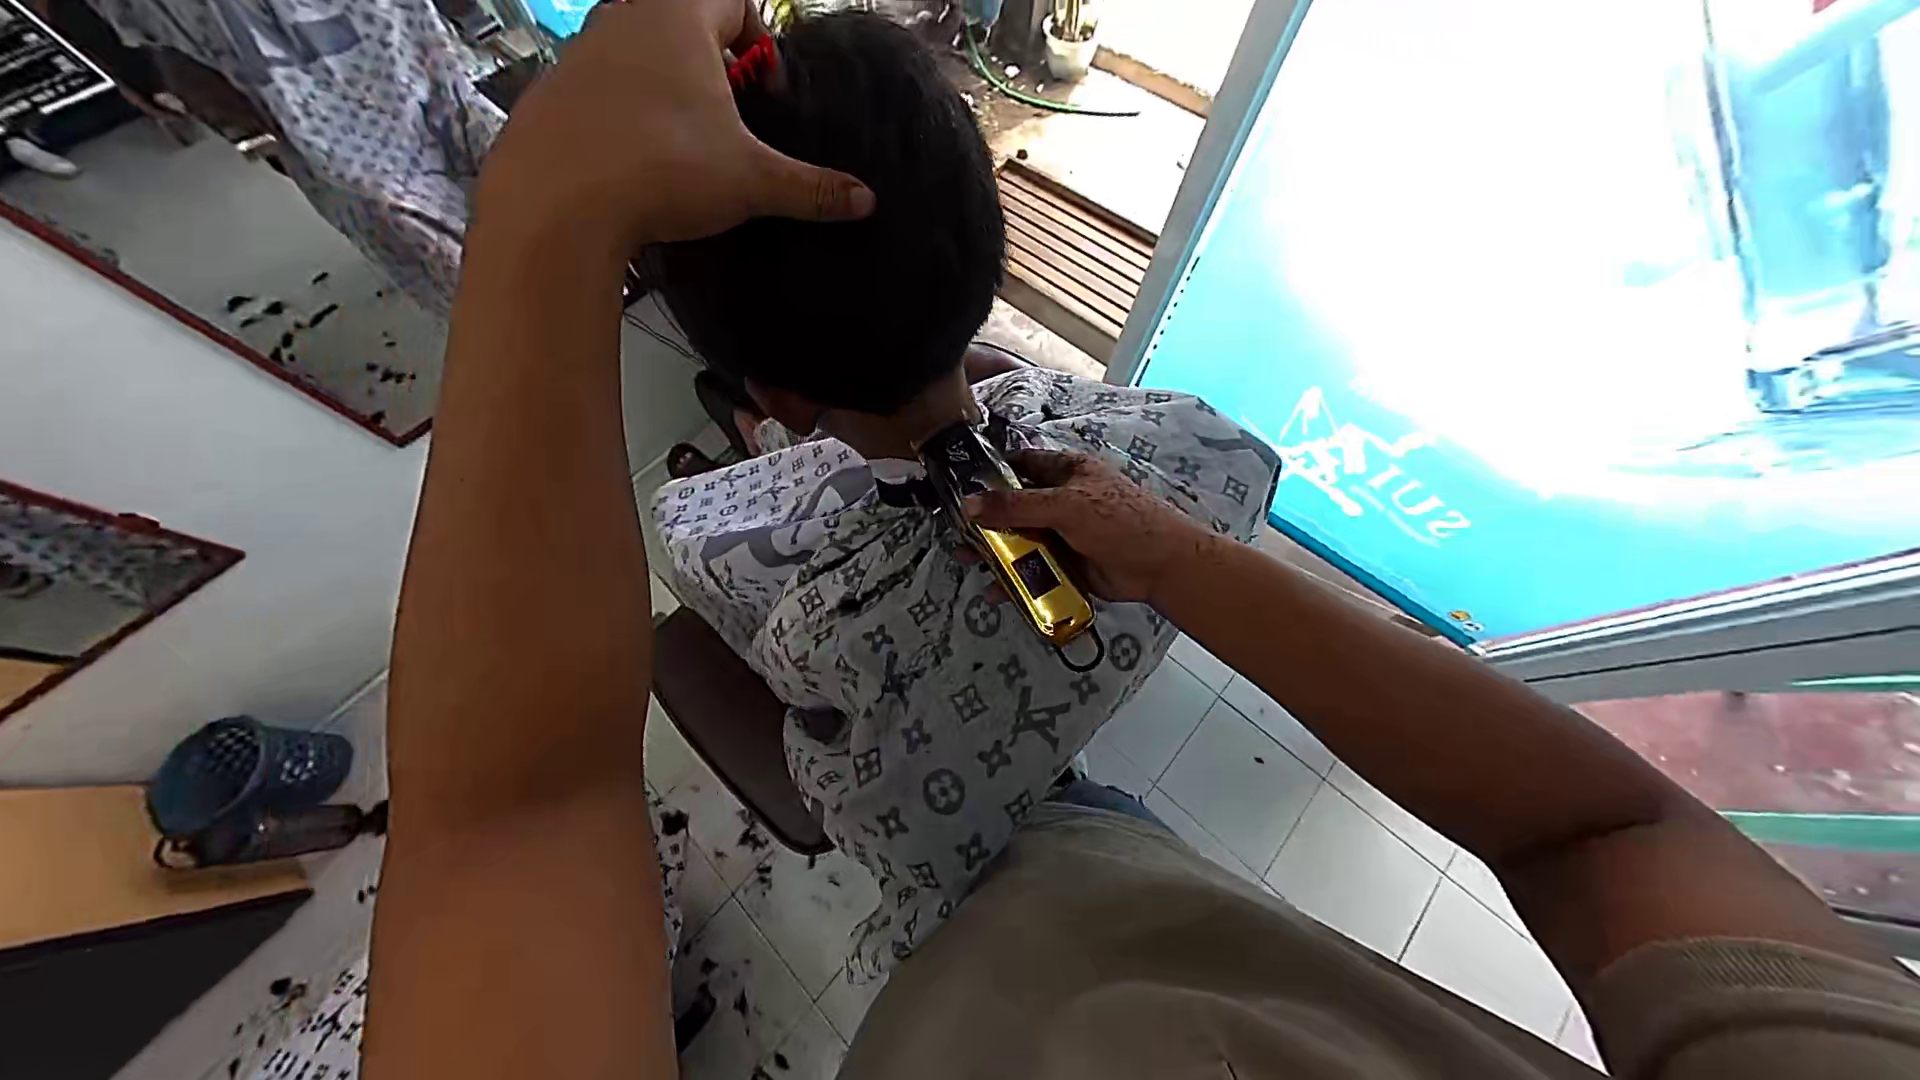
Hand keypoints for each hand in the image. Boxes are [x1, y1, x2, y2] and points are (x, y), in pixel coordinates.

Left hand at [473, 0, 873, 256]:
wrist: (560, 198)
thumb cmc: (666, 168)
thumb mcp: (753, 182)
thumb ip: (812, 189)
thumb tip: (866, 200)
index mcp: (678, 17)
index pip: (734, 0)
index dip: (761, 40)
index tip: (769, 90)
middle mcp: (627, 18)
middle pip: (687, 23)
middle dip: (720, 68)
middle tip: (738, 124)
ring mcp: (587, 52)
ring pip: (646, 56)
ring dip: (677, 92)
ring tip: (695, 149)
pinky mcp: (562, 92)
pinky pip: (613, 89)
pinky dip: (638, 115)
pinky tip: (648, 163)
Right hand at [963, 450, 1214, 602]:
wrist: (1160, 567)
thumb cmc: (1118, 521)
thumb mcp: (1065, 506)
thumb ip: (1016, 505)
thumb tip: (969, 505)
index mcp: (1068, 472)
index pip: (1025, 463)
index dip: (996, 471)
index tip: (963, 483)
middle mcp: (1063, 500)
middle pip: (1016, 505)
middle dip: (988, 519)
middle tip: (957, 530)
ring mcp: (1064, 533)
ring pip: (1021, 540)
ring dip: (995, 551)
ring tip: (966, 559)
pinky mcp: (1066, 564)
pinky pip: (1033, 568)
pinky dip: (1014, 578)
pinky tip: (996, 590)